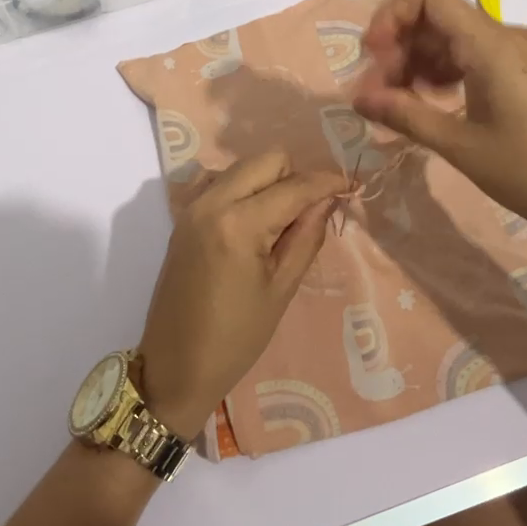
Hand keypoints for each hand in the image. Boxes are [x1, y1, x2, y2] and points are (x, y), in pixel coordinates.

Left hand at [135, 152, 339, 437]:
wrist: (175, 366)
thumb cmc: (236, 338)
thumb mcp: (281, 290)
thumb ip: (306, 236)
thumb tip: (327, 199)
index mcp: (239, 223)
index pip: (295, 186)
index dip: (328, 182)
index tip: (351, 186)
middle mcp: (212, 201)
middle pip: (267, 160)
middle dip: (295, 178)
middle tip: (310, 213)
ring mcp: (192, 205)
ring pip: (243, 167)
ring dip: (267, 182)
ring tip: (279, 224)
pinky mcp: (183, 216)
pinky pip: (218, 180)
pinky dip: (240, 188)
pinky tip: (249, 222)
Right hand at [351, 0, 526, 252]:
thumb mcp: (463, 147)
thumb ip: (406, 116)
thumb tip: (357, 97)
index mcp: (490, 44)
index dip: (389, 19)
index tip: (373, 62)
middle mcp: (507, 37)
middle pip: (438, 18)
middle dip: (399, 50)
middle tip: (379, 97)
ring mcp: (524, 56)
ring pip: (456, 40)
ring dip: (420, 65)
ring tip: (401, 109)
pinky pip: (478, 58)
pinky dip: (447, 75)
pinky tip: (437, 110)